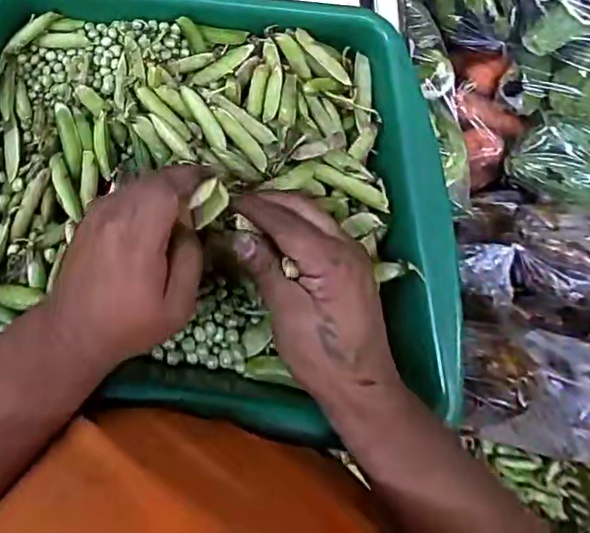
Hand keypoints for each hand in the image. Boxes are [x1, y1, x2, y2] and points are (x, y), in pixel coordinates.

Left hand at [37, 164, 206, 373]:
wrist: (73, 330)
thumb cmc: (129, 324)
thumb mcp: (178, 306)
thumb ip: (191, 259)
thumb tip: (189, 226)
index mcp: (138, 232)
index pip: (170, 185)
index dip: (194, 178)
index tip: (214, 180)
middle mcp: (116, 211)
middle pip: (155, 179)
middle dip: (180, 183)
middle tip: (200, 198)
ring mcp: (98, 210)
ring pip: (138, 184)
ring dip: (161, 189)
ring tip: (177, 211)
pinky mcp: (89, 215)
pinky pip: (123, 194)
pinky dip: (142, 197)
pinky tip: (149, 220)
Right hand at [225, 191, 406, 415]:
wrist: (364, 389)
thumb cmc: (321, 357)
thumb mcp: (286, 313)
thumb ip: (264, 268)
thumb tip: (236, 235)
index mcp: (329, 257)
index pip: (282, 219)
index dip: (252, 207)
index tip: (225, 200)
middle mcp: (345, 244)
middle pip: (301, 205)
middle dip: (267, 199)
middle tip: (235, 202)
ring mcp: (353, 251)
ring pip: (313, 212)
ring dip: (282, 205)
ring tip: (251, 211)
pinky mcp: (353, 261)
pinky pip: (321, 225)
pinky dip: (296, 219)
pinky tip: (277, 230)